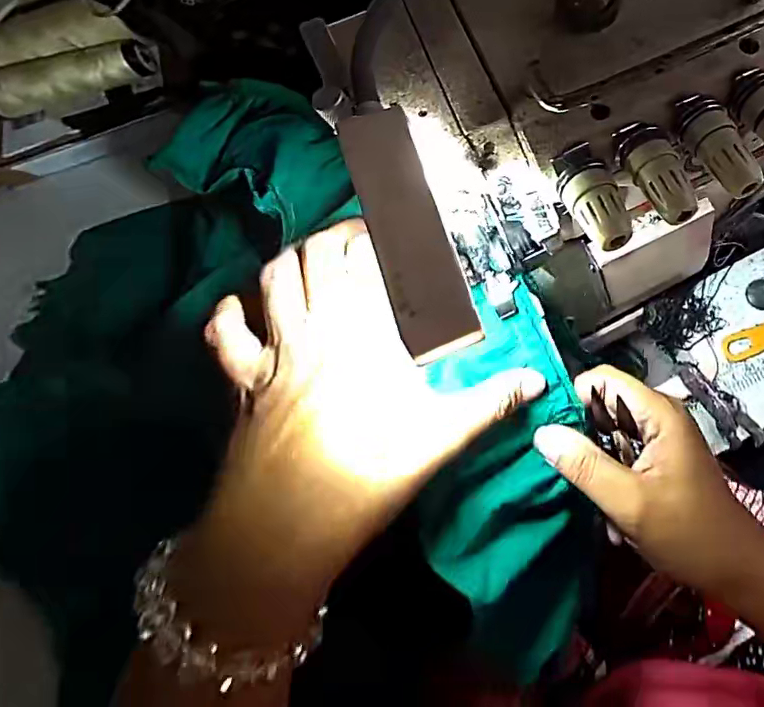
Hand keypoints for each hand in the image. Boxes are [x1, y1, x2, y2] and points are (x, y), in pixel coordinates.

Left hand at [194, 219, 544, 598]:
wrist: (278, 536)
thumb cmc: (365, 477)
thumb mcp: (441, 438)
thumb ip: (491, 402)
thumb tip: (537, 382)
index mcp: (366, 335)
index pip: (373, 262)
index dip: (387, 234)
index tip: (404, 226)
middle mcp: (318, 331)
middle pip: (318, 256)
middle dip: (340, 234)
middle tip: (364, 236)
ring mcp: (276, 354)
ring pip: (274, 281)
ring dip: (295, 258)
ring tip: (317, 255)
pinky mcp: (245, 383)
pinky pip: (226, 337)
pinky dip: (231, 314)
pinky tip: (242, 307)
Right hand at [532, 366, 763, 595]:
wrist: (732, 564)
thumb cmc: (687, 532)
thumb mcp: (629, 502)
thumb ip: (586, 465)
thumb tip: (543, 433)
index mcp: (658, 411)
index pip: (604, 379)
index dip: (573, 396)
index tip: (547, 428)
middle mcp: (660, 415)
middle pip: (606, 405)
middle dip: (581, 435)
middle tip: (562, 469)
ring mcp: (662, 436)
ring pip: (611, 433)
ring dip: (596, 464)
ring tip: (590, 498)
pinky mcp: (660, 458)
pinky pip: (624, 454)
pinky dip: (612, 477)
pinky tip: (611, 514)